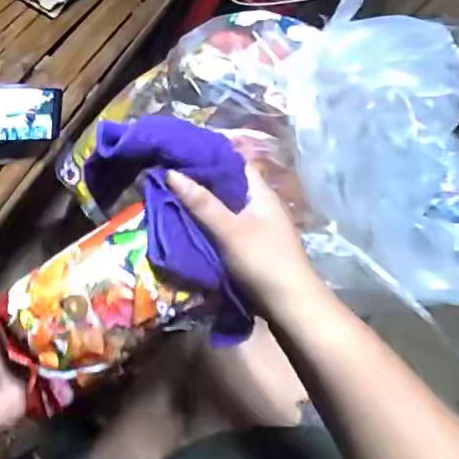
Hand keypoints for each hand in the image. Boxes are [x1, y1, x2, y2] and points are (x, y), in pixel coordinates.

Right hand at [167, 167, 327, 315]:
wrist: (291, 305)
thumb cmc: (263, 261)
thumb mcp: (228, 229)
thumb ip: (201, 202)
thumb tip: (171, 172)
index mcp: (261, 193)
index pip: (234, 162)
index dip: (208, 155)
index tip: (179, 152)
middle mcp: (260, 205)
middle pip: (227, 184)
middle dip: (200, 179)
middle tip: (168, 173)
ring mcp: (257, 225)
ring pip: (224, 205)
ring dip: (202, 201)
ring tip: (171, 194)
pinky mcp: (251, 244)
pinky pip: (224, 223)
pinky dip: (207, 220)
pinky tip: (187, 221)